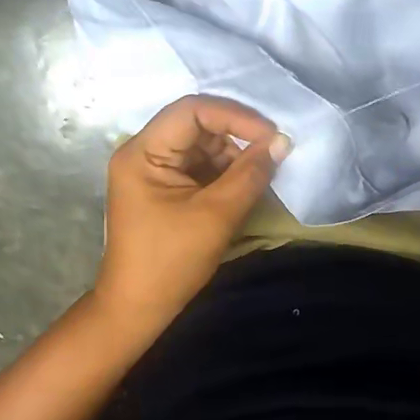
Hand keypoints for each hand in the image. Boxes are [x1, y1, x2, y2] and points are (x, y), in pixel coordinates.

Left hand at [93, 95, 290, 326]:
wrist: (138, 308)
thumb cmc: (171, 262)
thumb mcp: (216, 215)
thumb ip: (250, 174)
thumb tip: (281, 142)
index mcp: (142, 152)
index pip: (192, 111)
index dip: (235, 117)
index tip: (271, 137)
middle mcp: (142, 153)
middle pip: (196, 126)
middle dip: (236, 139)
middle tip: (272, 157)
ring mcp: (151, 170)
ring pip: (200, 146)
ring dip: (232, 158)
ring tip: (259, 178)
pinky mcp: (162, 187)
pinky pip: (197, 167)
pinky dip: (223, 174)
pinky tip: (243, 188)